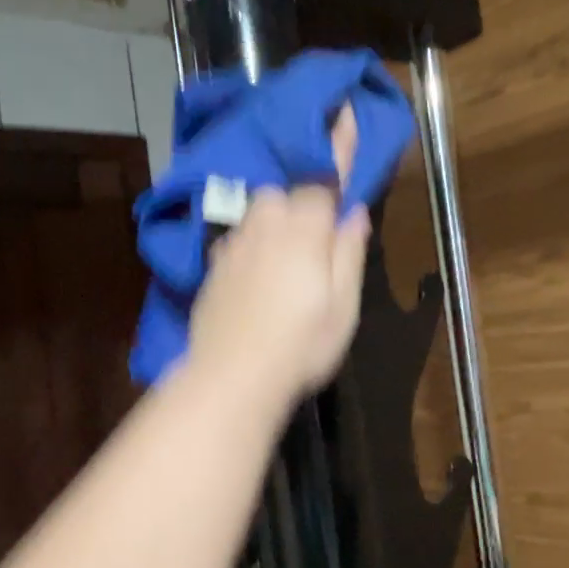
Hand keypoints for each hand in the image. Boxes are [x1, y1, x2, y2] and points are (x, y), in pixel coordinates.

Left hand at [187, 187, 370, 401]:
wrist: (233, 377)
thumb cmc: (302, 345)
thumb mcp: (344, 305)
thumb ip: (349, 253)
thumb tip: (356, 213)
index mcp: (302, 233)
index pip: (317, 190)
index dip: (331, 197)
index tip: (341, 218)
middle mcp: (263, 230)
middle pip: (277, 195)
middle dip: (295, 206)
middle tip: (313, 240)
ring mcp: (232, 249)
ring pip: (252, 215)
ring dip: (270, 224)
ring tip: (284, 258)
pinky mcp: (212, 271)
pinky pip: (234, 242)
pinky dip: (248, 247)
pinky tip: (255, 279)